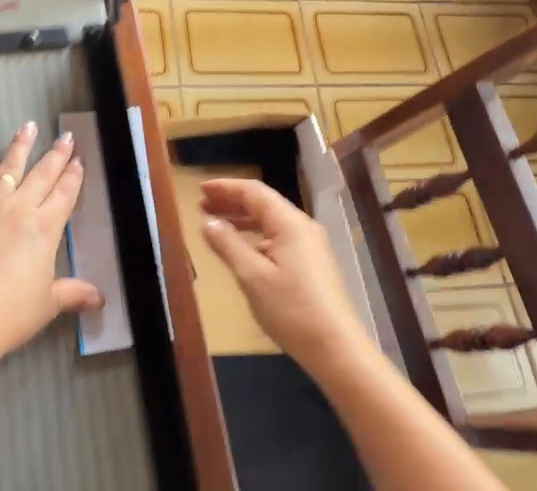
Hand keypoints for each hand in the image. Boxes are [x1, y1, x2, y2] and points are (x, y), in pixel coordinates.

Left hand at [0, 121, 103, 369]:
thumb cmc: (11, 314)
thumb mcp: (48, 304)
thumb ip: (72, 294)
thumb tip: (100, 298)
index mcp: (45, 228)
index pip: (65, 194)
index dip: (73, 176)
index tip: (78, 159)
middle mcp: (19, 210)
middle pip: (42, 176)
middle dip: (56, 155)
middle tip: (65, 136)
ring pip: (6, 170)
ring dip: (19, 147)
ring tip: (27, 126)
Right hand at [199, 178, 370, 373]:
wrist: (336, 348)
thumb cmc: (292, 309)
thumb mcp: (252, 277)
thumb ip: (228, 245)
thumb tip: (209, 223)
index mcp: (290, 223)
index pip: (254, 192)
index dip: (225, 187)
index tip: (200, 188)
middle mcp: (302, 227)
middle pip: (263, 204)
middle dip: (232, 202)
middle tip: (202, 205)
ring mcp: (310, 246)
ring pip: (271, 222)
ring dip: (242, 220)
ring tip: (215, 224)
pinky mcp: (312, 264)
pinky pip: (278, 238)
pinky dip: (256, 237)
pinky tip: (242, 249)